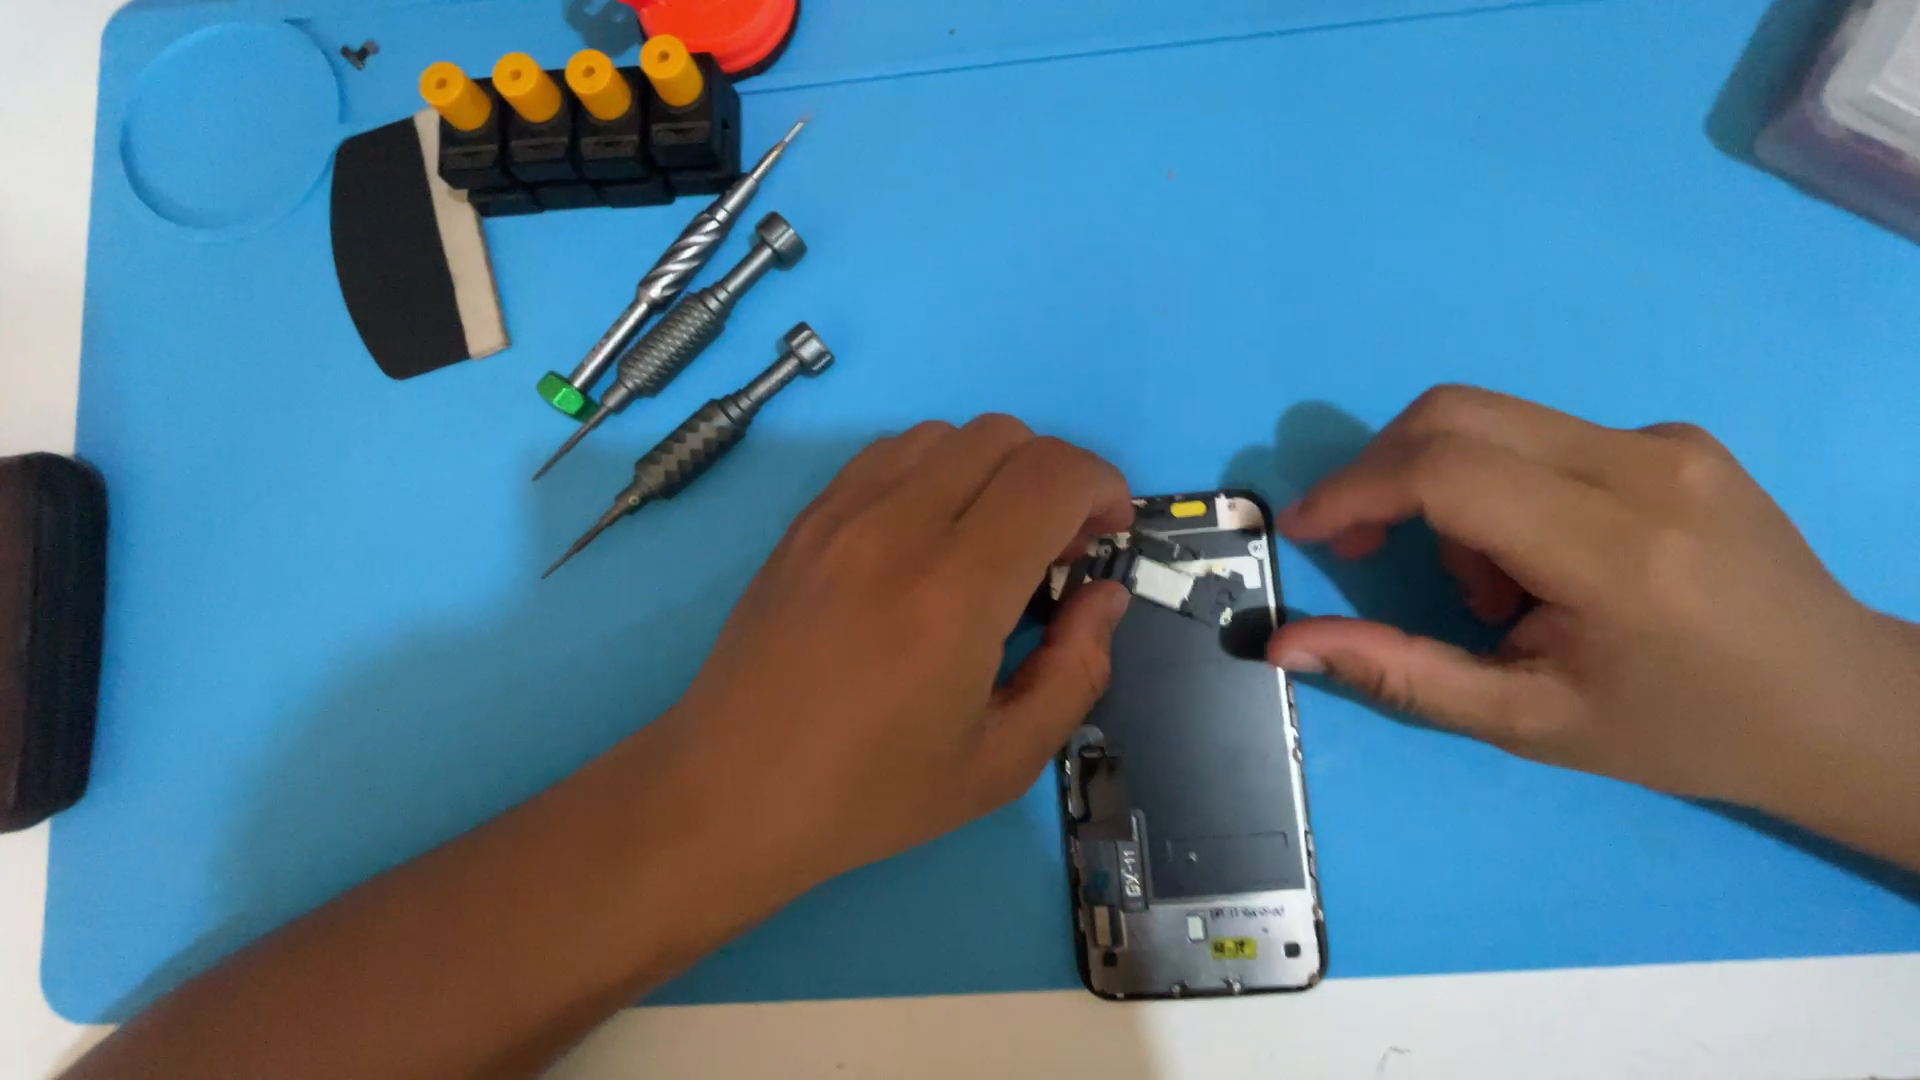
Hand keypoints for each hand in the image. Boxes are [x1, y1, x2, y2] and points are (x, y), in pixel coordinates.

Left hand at [660, 416, 1133, 888]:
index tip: (1105, 536)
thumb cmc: (872, 791)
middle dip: (1055, 476)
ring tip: (991, 538)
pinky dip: (934, 470)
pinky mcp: (806, 520)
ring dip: (992, 468)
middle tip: (1055, 548)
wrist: (732, 790)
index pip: (1052, 475)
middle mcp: (897, 528)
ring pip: (944, 434)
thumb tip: (1103, 597)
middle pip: (1004, 436)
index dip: (1102, 487)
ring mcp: (840, 514)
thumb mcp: (1002, 761)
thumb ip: (1075, 670)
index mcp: (955, 590)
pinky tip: (928, 534)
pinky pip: (887, 455)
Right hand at [1267, 386, 1919, 866]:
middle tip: (1360, 545)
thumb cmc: (1679, 729)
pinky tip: (1526, 558)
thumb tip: (1285, 644)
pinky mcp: (1668, 438)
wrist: (1847, 708)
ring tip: (1477, 582)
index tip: (1306, 530)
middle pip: (1454, 415)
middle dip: (1376, 474)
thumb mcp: (1521, 721)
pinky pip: (1530, 436)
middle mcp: (1645, 467)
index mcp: (1618, 551)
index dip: (1353, 490)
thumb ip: (1395, 672)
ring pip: (1485, 420)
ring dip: (1436, 488)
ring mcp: (1665, 441)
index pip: (1448, 472)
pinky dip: (1486, 487)